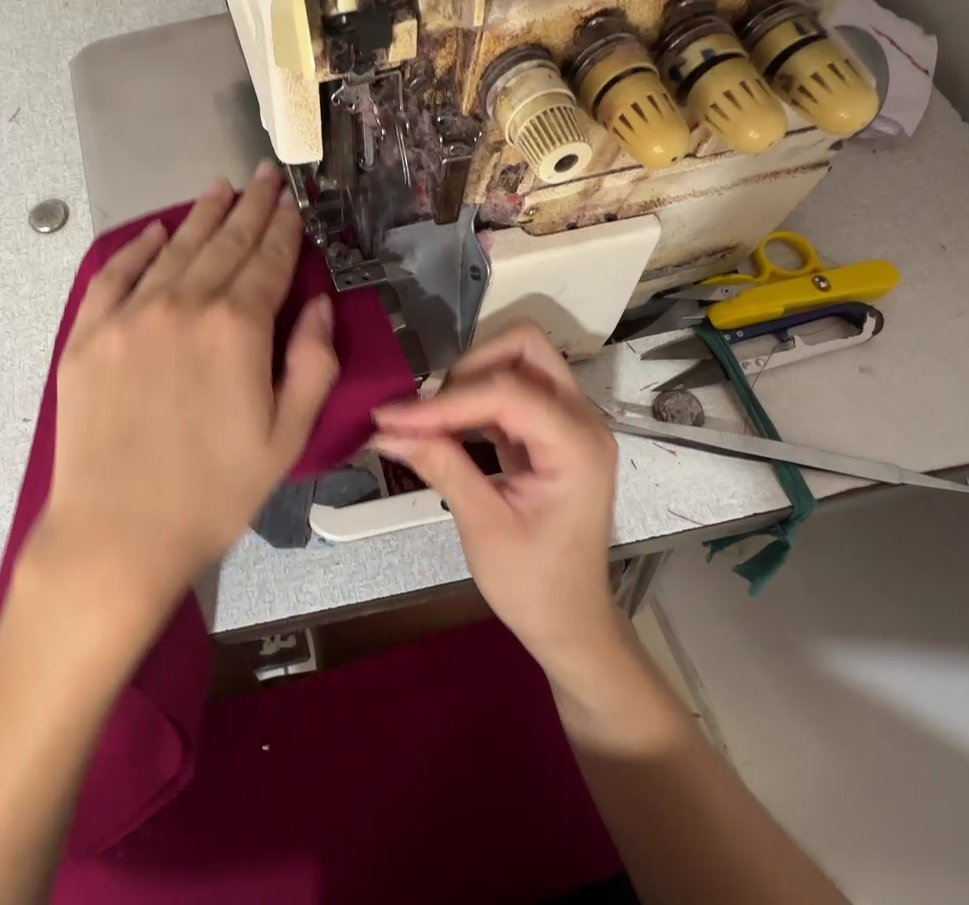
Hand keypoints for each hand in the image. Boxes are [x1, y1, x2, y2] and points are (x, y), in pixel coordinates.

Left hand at [36, 161, 339, 605]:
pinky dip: (135, 249)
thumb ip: (312, 363)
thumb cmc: (214, 494)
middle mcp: (182, 305)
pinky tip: (155, 232)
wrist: (117, 534)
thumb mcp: (286, 437)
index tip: (291, 201)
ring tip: (220, 190)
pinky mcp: (87, 337)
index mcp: (237, 328)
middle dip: (248, 208)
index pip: (267, 262)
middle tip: (262, 176)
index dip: (283, 229)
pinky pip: (113, 275)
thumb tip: (319, 305)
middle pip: (222, 245)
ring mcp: (127, 317)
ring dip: (200, 218)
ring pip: (172, 251)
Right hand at [369, 322, 622, 680]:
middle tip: (426, 410)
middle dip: (467, 367)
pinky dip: (474, 400)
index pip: (506, 390)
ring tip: (427, 420)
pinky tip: (442, 427)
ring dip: (469, 381)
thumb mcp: (483, 524)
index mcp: (576, 445)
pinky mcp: (551, 434)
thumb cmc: (533, 583)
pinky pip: (512, 392)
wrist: (570, 620)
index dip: (442, 401)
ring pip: (517, 363)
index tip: (390, 417)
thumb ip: (441, 466)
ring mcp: (569, 424)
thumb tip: (387, 431)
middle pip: (525, 349)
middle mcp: (581, 420)